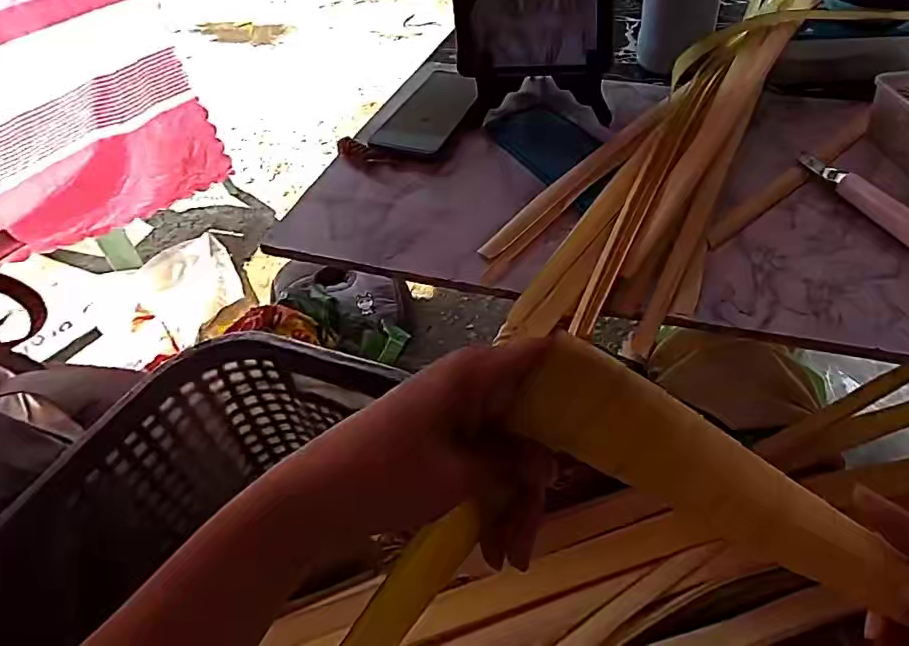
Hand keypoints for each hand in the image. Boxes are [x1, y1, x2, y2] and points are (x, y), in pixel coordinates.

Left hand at [266, 337, 555, 571]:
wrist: (306, 504)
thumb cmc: (384, 474)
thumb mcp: (457, 478)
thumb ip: (510, 468)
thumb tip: (551, 467)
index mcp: (478, 372)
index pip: (541, 354)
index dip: (575, 370)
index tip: (603, 403)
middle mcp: (474, 384)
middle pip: (528, 422)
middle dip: (534, 480)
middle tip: (534, 531)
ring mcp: (459, 412)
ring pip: (509, 449)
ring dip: (513, 501)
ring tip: (510, 554)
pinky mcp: (446, 439)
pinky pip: (485, 462)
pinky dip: (491, 500)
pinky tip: (492, 546)